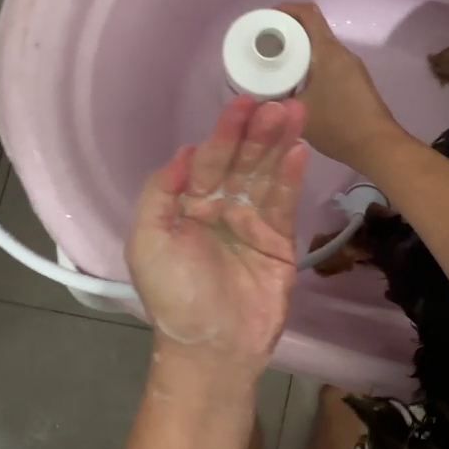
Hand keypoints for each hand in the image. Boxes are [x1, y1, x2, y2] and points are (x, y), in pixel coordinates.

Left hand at [125, 96, 310, 378]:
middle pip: (243, 161)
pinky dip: (293, 176)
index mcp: (187, 206)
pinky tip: (301, 151)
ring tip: (296, 113)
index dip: (226, 131)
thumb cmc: (175, 294)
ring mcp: (252, 223)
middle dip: (259, 131)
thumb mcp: (148, 241)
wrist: (213, 348)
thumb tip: (187, 150)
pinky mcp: (279, 241)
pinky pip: (286, 202)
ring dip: (280, 144)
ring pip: (267, 175)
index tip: (244, 103)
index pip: (210, 159)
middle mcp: (220, 208)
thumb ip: (160, 192)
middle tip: (279, 101)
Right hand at [277, 2, 407, 171]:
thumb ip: (271, 105)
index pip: (307, 13)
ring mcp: (351, 66)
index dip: (285, 9)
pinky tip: (296, 83)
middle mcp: (341, 52)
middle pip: (312, 28)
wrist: (378, 146)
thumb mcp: (297, 115)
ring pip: (321, 46)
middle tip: (264, 45)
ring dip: (299, 49)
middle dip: (287, 31)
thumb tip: (250, 102)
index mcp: (327, 52)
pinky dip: (310, 63)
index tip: (265, 20)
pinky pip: (329, 61)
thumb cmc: (338, 126)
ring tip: (275, 65)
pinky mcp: (355, 80)